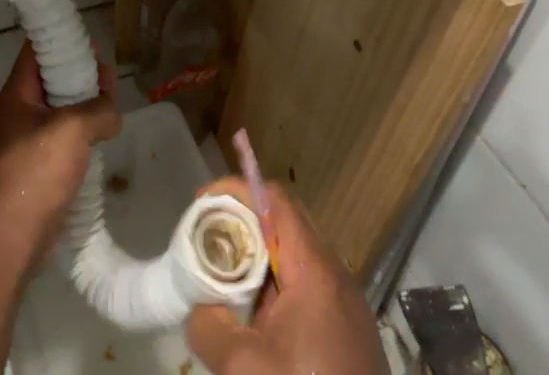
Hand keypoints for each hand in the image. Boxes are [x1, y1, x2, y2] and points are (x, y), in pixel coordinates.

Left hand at [0, 40, 121, 269]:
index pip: (36, 50)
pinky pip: (65, 137)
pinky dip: (84, 133)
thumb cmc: (37, 172)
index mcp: (18, 94)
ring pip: (61, 109)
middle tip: (109, 83)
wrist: (14, 236)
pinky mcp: (39, 165)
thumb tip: (111, 115)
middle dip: (82, 76)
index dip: (64, 42)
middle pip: (52, 78)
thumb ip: (99, 109)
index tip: (94, 48)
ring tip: (111, 111)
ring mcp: (28, 140)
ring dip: (86, 106)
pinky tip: (102, 140)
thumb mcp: (74, 128)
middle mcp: (20, 112)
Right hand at [186, 179, 384, 374]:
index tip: (200, 202)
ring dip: (259, 256)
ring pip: (297, 255)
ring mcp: (346, 300)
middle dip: (244, 221)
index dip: (236, 191)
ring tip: (224, 276)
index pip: (276, 200)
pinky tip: (254, 315)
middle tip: (208, 238)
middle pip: (287, 221)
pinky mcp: (348, 327)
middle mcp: (336, 273)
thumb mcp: (243, 368)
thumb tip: (200, 310)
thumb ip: (209, 327)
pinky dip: (276, 285)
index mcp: (314, 269)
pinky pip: (308, 285)